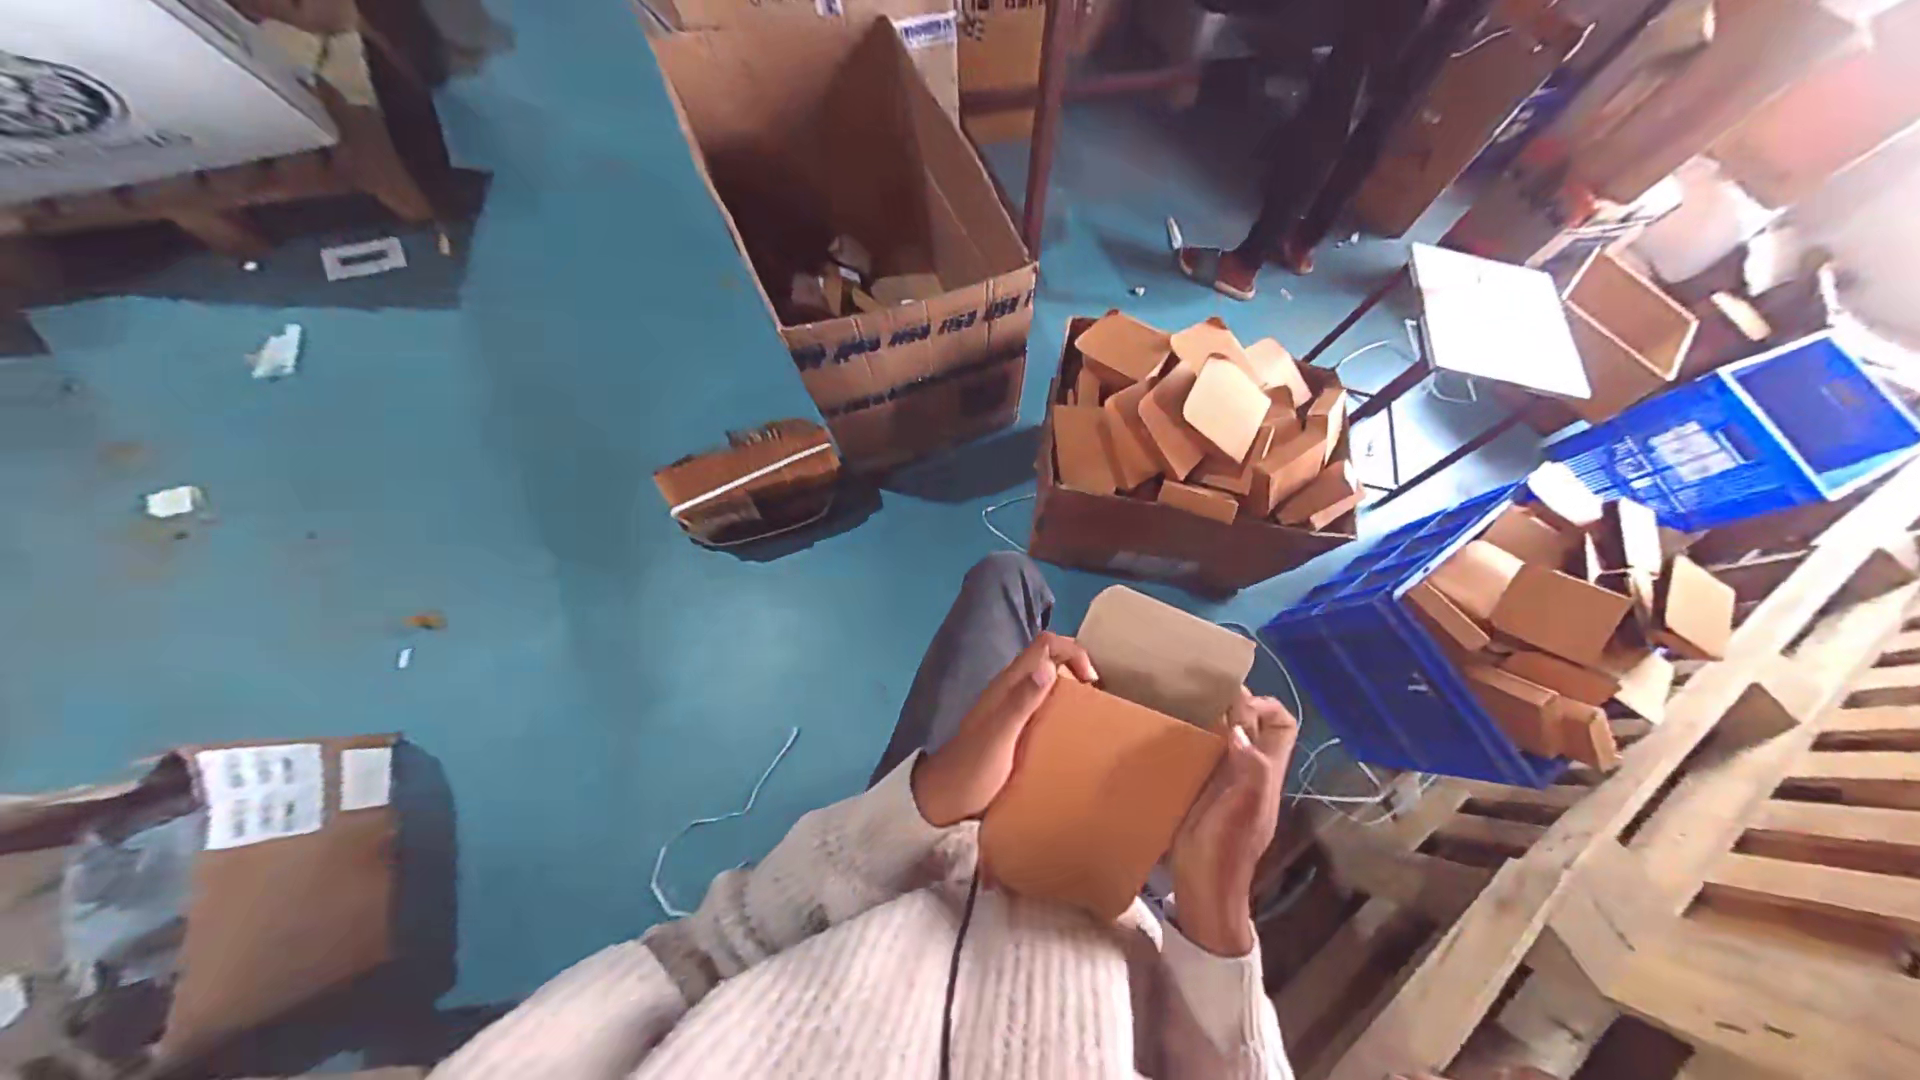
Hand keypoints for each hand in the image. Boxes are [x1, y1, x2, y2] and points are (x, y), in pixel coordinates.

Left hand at [910, 632, 1097, 827]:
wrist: (943, 800)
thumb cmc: (972, 769)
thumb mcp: (1000, 736)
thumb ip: (1020, 701)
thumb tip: (1048, 666)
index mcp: (1007, 684)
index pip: (1045, 645)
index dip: (1073, 651)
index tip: (1092, 681)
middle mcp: (1008, 688)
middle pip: (1046, 657)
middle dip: (1074, 664)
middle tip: (1095, 696)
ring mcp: (1007, 706)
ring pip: (1043, 679)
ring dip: (1067, 685)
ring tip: (1087, 712)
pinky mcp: (1009, 725)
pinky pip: (1038, 702)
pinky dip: (1057, 705)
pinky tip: (1066, 730)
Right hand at [1168, 688, 1298, 955]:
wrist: (1203, 883)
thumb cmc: (1228, 848)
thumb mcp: (1247, 810)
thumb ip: (1251, 770)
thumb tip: (1237, 728)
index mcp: (1265, 769)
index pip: (1281, 723)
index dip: (1266, 705)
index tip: (1234, 700)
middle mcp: (1246, 766)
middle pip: (1250, 722)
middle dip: (1231, 702)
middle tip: (1197, 689)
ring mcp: (1221, 774)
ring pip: (1222, 731)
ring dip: (1206, 715)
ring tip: (1177, 699)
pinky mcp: (1196, 781)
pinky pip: (1197, 747)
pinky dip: (1186, 733)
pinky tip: (1164, 727)